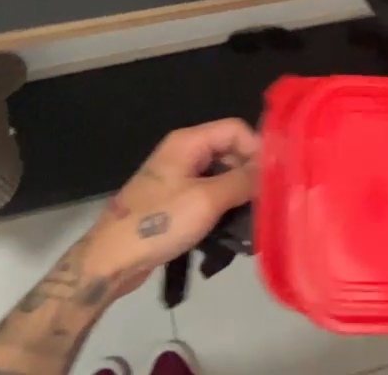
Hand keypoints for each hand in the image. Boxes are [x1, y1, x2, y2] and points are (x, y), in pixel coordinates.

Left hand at [76, 119, 260, 299]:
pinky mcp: (175, 201)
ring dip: (238, 194)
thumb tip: (271, 168)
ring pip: (221, 175)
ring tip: (255, 220)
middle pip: (229, 151)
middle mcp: (183, 152)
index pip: (235, 129)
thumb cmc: (160, 222)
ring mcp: (178, 177)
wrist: (113, 257)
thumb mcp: (207, 200)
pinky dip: (223, 208)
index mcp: (188, 142)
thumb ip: (242, 180)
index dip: (257, 149)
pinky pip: (208, 195)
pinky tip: (234, 230)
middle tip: (269, 203)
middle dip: (250, 174)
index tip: (274, 179)